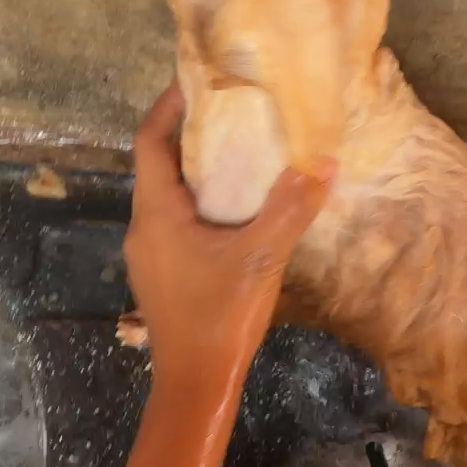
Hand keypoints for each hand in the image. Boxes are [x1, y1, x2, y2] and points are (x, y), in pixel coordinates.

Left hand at [124, 83, 335, 396]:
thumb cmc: (219, 316)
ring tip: (237, 154)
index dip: (167, 106)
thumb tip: (322, 162)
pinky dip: (199, 203)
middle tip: (229, 113)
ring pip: (167, 196)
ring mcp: (151, 254)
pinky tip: (235, 211)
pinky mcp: (164, 274)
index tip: (196, 81)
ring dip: (195, 171)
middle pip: (157, 165)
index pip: (149, 141)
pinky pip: (176, 222)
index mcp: (157, 213)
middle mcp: (144, 227)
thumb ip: (290, 208)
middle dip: (188, 135)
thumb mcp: (260, 258)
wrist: (196, 385)